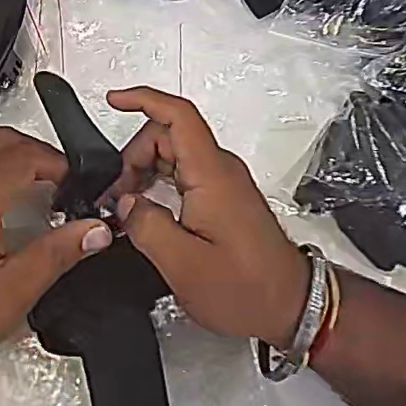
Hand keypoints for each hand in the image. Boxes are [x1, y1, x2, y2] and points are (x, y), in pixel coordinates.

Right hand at [104, 87, 310, 347]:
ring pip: (174, 153)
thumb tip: (125, 203)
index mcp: (212, 176)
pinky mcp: (224, 197)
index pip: (178, 116)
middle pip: (168, 134)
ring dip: (143, 170)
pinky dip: (158, 182)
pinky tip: (145, 209)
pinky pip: (184, 173)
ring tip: (125, 206)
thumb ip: (146, 226)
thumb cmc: (246, 289)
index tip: (114, 100)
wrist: (291, 305)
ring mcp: (224, 182)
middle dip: (133, 155)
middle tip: (114, 196)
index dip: (143, 99)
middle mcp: (220, 170)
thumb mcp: (183, 265)